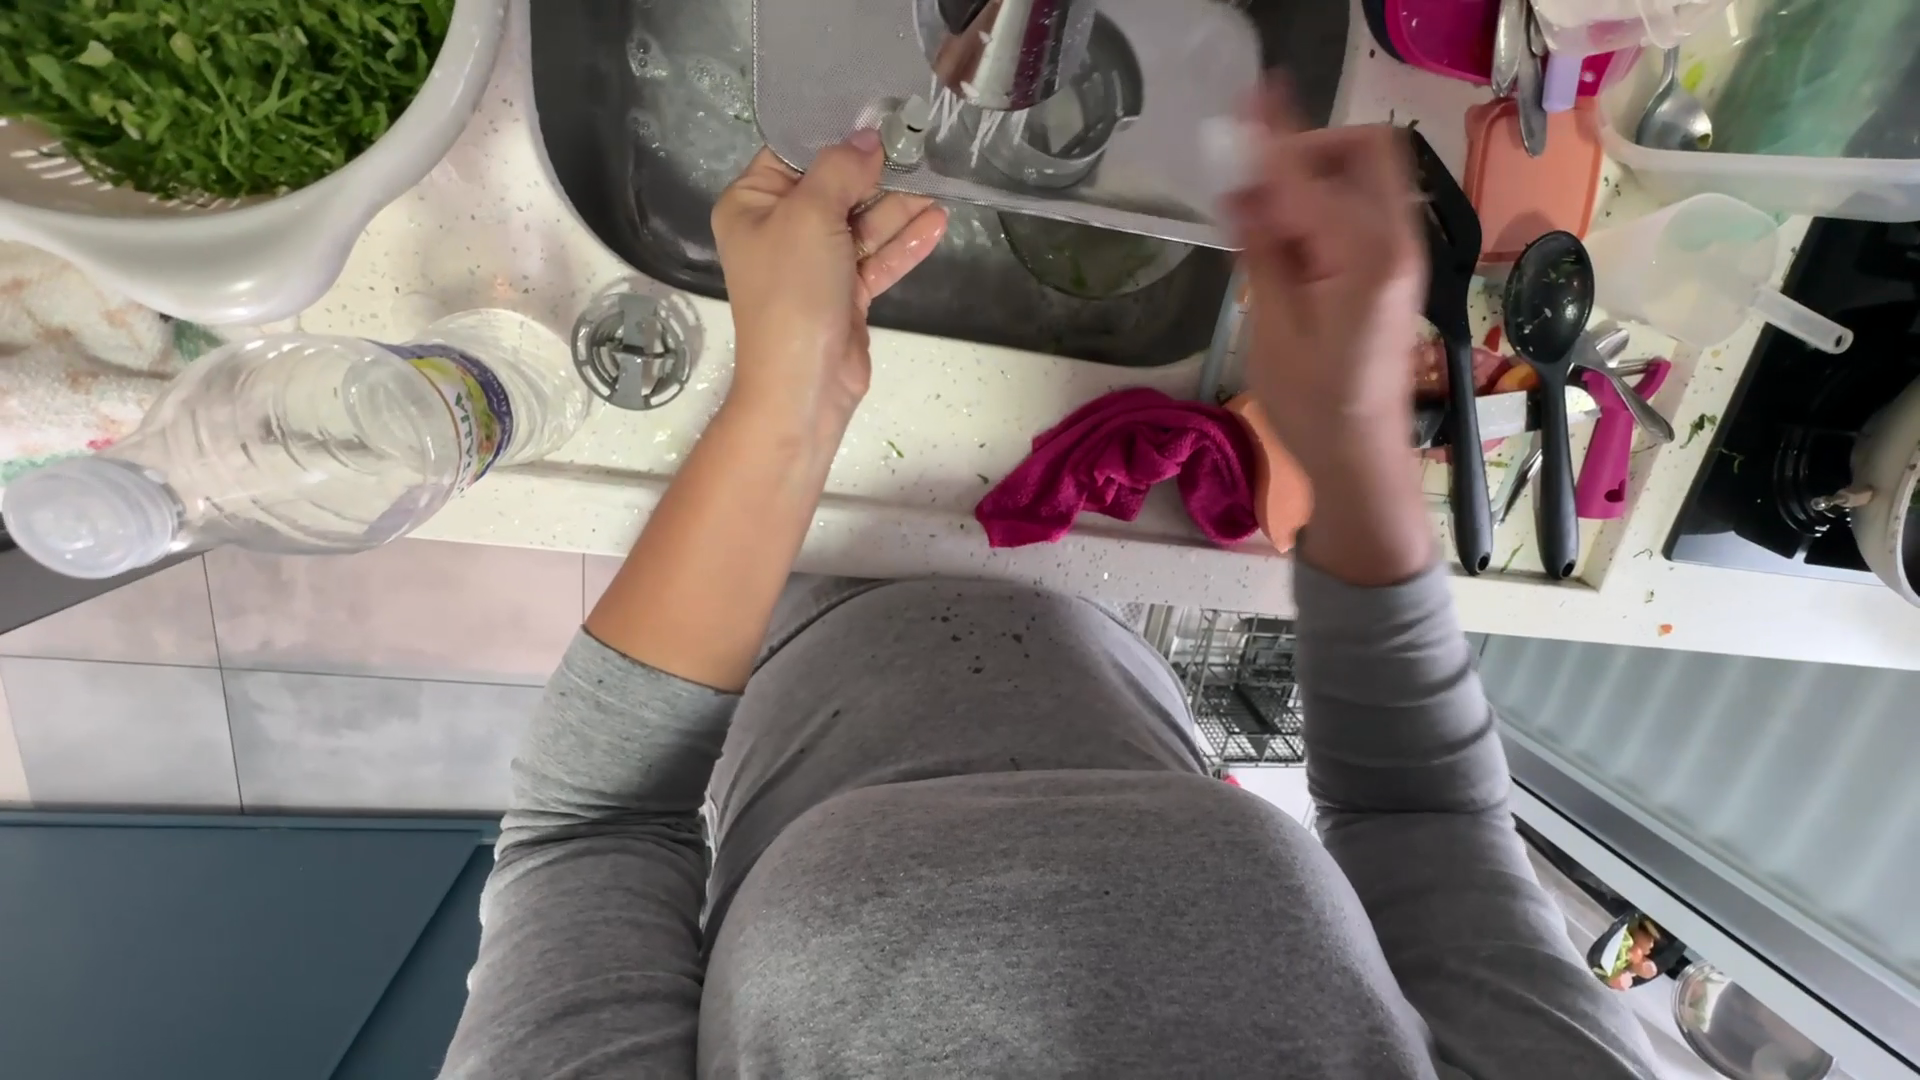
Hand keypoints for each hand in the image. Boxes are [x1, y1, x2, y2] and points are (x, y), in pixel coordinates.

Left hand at [711, 133, 948, 452]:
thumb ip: (840, 170)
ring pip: (861, 227)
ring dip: (898, 211)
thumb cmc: (793, 292)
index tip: (879, 118)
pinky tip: (935, 224)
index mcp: (753, 205)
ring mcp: (815, 266)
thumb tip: (868, 140)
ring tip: (938, 187)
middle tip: (919, 149)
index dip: (835, 137)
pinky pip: (875, 261)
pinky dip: (902, 245)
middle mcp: (781, 231)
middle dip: (876, 176)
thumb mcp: (810, 216)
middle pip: (835, 189)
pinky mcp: (845, 296)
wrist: (803, 384)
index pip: (794, 155)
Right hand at [1223, 89, 1426, 477]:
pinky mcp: (1392, 270)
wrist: (1361, 456)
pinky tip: (1280, 239)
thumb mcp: (1272, 333)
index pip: (1312, 178)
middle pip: (1365, 153)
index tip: (1245, 100)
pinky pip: (1360, 212)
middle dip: (1309, 148)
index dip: (1272, 141)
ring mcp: (1402, 254)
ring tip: (1255, 217)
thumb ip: (1264, 253)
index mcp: (1365, 258)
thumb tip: (1244, 190)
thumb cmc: (1311, 408)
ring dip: (1311, 178)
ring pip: (1364, 179)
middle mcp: (1397, 242)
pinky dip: (1320, 207)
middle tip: (1254, 181)